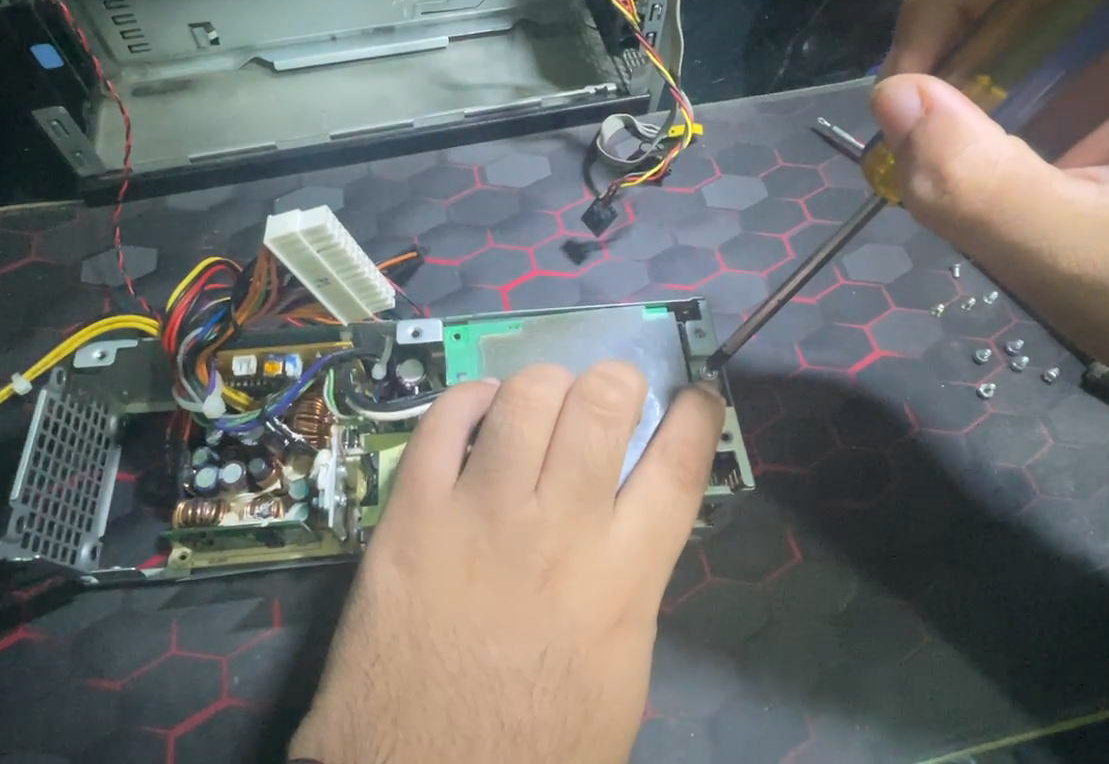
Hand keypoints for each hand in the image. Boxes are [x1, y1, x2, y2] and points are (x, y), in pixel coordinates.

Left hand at [289, 363, 724, 763]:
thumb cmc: (533, 744)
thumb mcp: (616, 673)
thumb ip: (628, 584)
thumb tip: (629, 518)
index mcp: (621, 579)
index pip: (677, 468)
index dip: (696, 416)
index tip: (696, 393)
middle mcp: (557, 529)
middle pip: (600, 406)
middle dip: (614, 380)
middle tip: (607, 391)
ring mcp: (480, 513)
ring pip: (525, 399)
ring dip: (543, 385)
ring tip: (542, 399)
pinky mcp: (412, 512)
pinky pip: (443, 422)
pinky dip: (468, 399)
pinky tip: (479, 408)